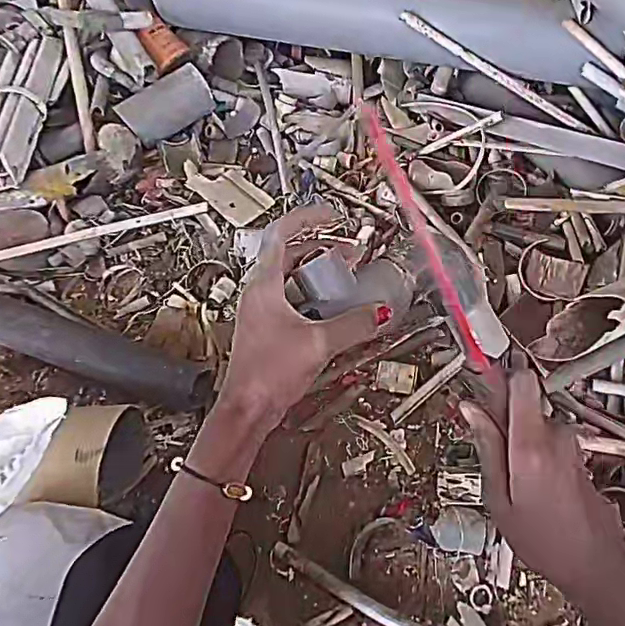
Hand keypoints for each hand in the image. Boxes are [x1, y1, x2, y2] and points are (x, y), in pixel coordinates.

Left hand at [219, 203, 387, 420]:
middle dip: (322, 248)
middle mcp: (259, 292)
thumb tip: (378, 312)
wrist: (247, 409)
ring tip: (344, 278)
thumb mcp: (318, 343)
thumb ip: (354, 325)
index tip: (331, 216)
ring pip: (291, 277)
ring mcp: (261, 310)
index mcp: (264, 285)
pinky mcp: (268, 327)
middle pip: (290, 254)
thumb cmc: (264, 375)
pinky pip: (291, 299)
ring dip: (319, 273)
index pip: (282, 233)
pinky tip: (332, 309)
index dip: (308, 218)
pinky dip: (313, 295)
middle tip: (349, 253)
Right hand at [462, 366, 624, 605]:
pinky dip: (532, 447)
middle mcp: (555, 436)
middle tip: (487, 443)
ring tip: (510, 475)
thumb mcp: (498, 498)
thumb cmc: (544, 540)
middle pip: (522, 401)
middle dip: (501, 414)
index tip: (479, 373)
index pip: (520, 382)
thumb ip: (486, 447)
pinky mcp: (577, 451)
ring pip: (532, 420)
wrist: (594, 564)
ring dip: (517, 436)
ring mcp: (570, 443)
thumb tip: (470, 410)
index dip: (499, 374)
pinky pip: (546, 435)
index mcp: (530, 446)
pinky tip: (529, 480)